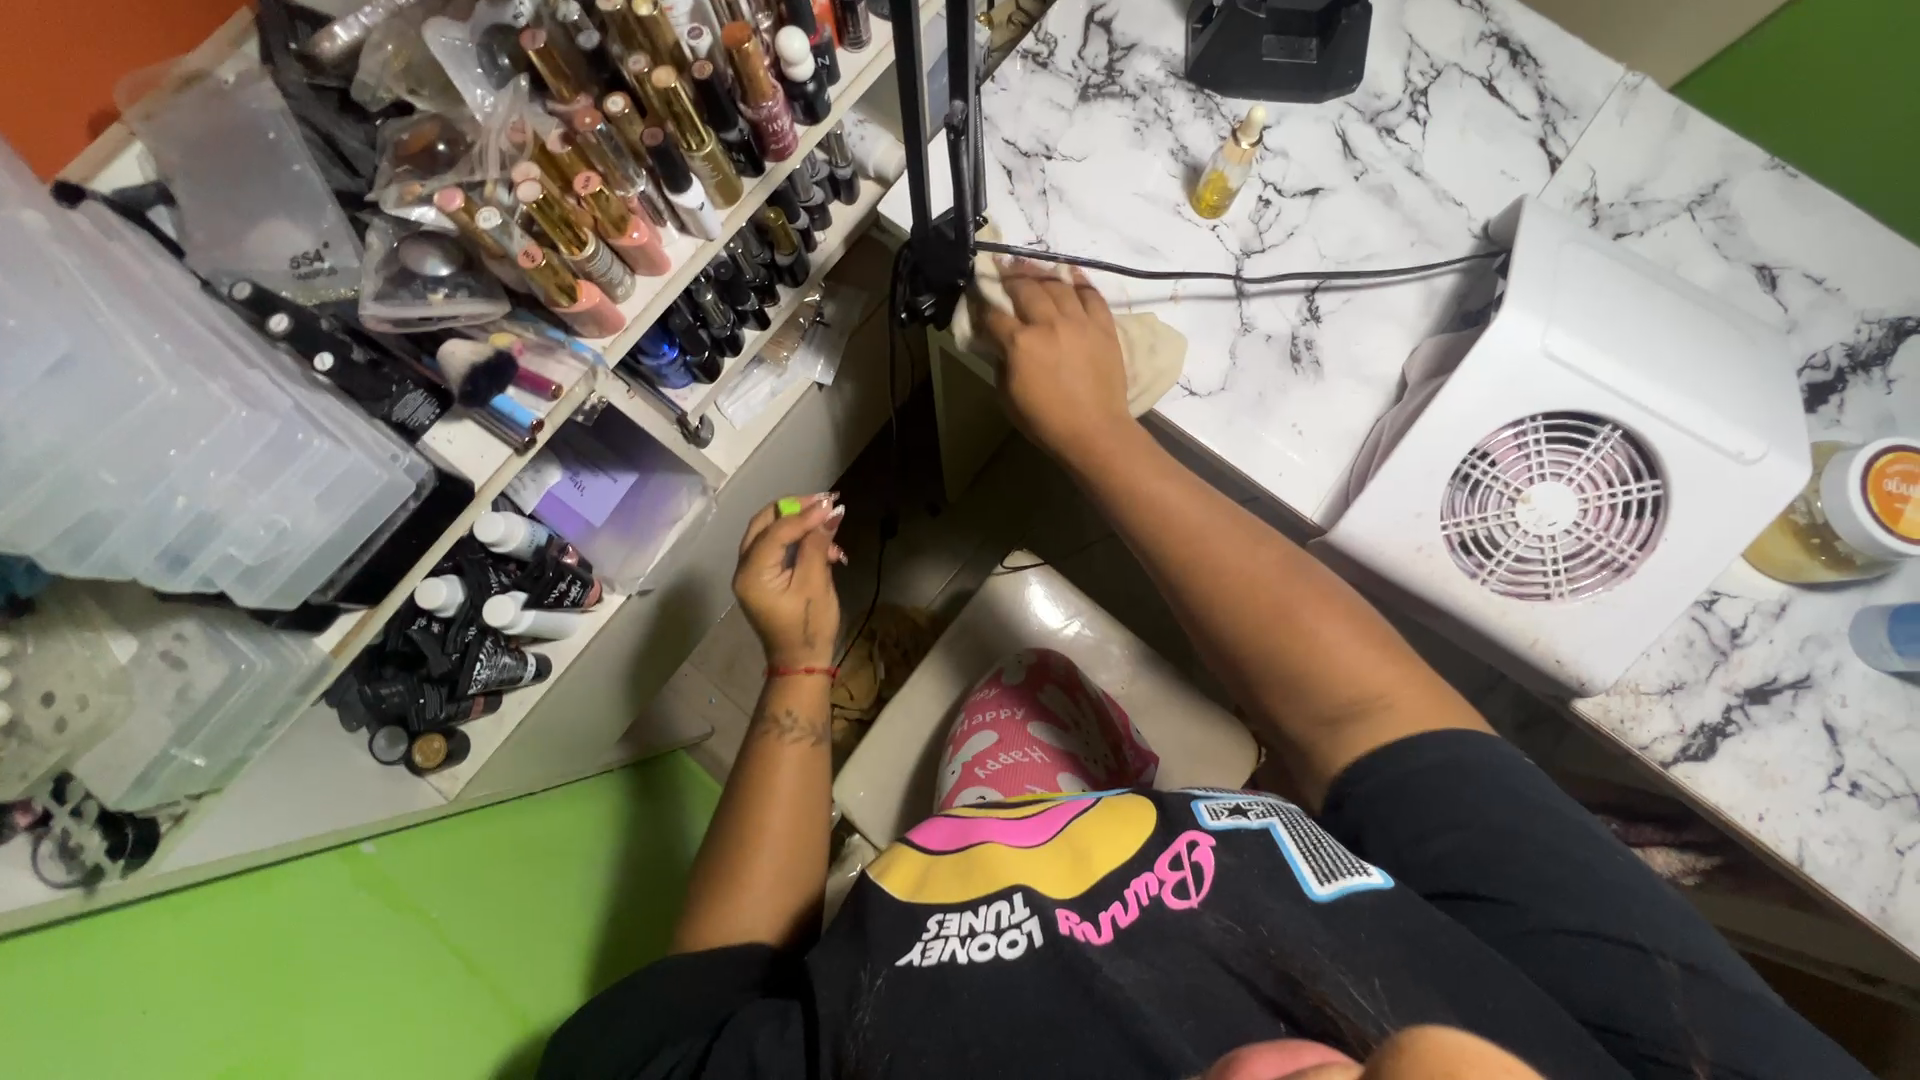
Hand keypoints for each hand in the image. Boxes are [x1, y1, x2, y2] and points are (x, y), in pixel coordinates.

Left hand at [733, 494, 845, 667]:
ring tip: (830, 526)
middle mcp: (744, 568)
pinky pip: (777, 547)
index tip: (833, 504)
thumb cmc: (808, 627)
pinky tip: (824, 546)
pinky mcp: (763, 577)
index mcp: (752, 573)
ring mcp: (752, 572)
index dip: (805, 514)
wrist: (800, 662)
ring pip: (770, 532)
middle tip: (825, 503)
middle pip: (765, 523)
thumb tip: (831, 512)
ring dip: (799, 525)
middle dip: (795, 509)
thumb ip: (818, 545)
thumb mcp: (816, 584)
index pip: (776, 530)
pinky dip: (798, 541)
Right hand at [979, 259, 1134, 463]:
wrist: (1094, 431)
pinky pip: (1091, 294)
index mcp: (1020, 343)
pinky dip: (1079, 280)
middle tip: (1001, 268)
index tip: (977, 299)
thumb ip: (1002, 364)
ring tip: (1030, 266)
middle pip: (1025, 288)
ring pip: (1057, 284)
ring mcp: (1079, 322)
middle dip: (1009, 276)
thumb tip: (1001, 346)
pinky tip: (1070, 272)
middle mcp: (1048, 323)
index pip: (993, 315)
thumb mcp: (1008, 397)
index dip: (982, 306)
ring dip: (1040, 272)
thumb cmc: (1045, 422)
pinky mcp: (1103, 326)